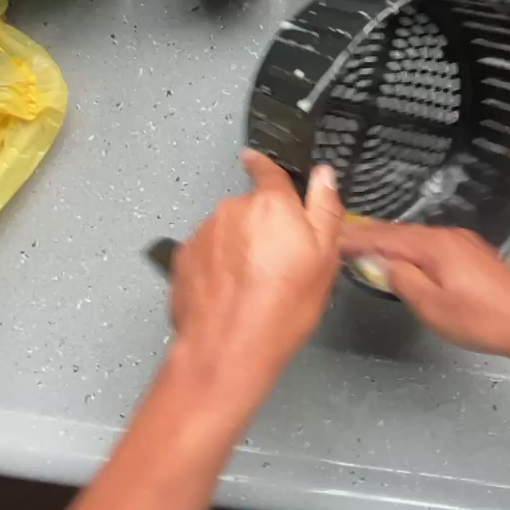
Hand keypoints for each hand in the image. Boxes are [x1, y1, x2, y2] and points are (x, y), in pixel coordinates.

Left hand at [170, 151, 341, 380]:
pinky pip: (208, 253)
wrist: (226, 350)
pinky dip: (218, 267)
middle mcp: (233, 209)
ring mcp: (204, 233)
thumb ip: (324, 208)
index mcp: (271, 204)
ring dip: (240, 248)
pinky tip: (232, 293)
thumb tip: (325, 174)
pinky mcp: (184, 258)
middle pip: (251, 208)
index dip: (264, 165)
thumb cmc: (281, 308)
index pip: (267, 170)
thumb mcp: (324, 258)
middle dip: (263, 227)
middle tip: (278, 262)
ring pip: (228, 231)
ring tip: (254, 284)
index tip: (256, 160)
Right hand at [338, 223, 509, 360]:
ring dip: (391, 241)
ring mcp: (464, 244)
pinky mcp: (473, 255)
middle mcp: (449, 237)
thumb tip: (380, 263)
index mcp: (436, 247)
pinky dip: (411, 248)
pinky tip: (406, 257)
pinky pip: (432, 245)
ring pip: (417, 238)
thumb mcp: (433, 307)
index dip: (358, 238)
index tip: (335, 238)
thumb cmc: (485, 320)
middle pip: (401, 233)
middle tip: (344, 236)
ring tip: (367, 245)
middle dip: (371, 235)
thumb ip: (403, 280)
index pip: (386, 237)